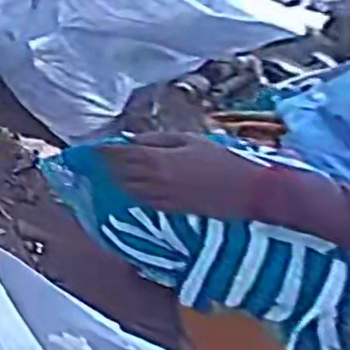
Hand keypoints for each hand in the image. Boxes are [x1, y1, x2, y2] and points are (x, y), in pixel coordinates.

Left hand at [102, 132, 269, 220]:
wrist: (261, 192)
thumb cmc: (226, 160)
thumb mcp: (189, 140)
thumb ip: (155, 139)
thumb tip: (128, 139)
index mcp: (154, 158)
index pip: (114, 153)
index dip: (98, 150)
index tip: (89, 148)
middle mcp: (153, 179)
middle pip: (114, 172)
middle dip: (102, 165)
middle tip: (95, 161)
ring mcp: (163, 196)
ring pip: (126, 188)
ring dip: (115, 180)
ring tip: (110, 173)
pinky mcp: (175, 210)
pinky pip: (143, 201)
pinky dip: (132, 194)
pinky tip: (132, 188)